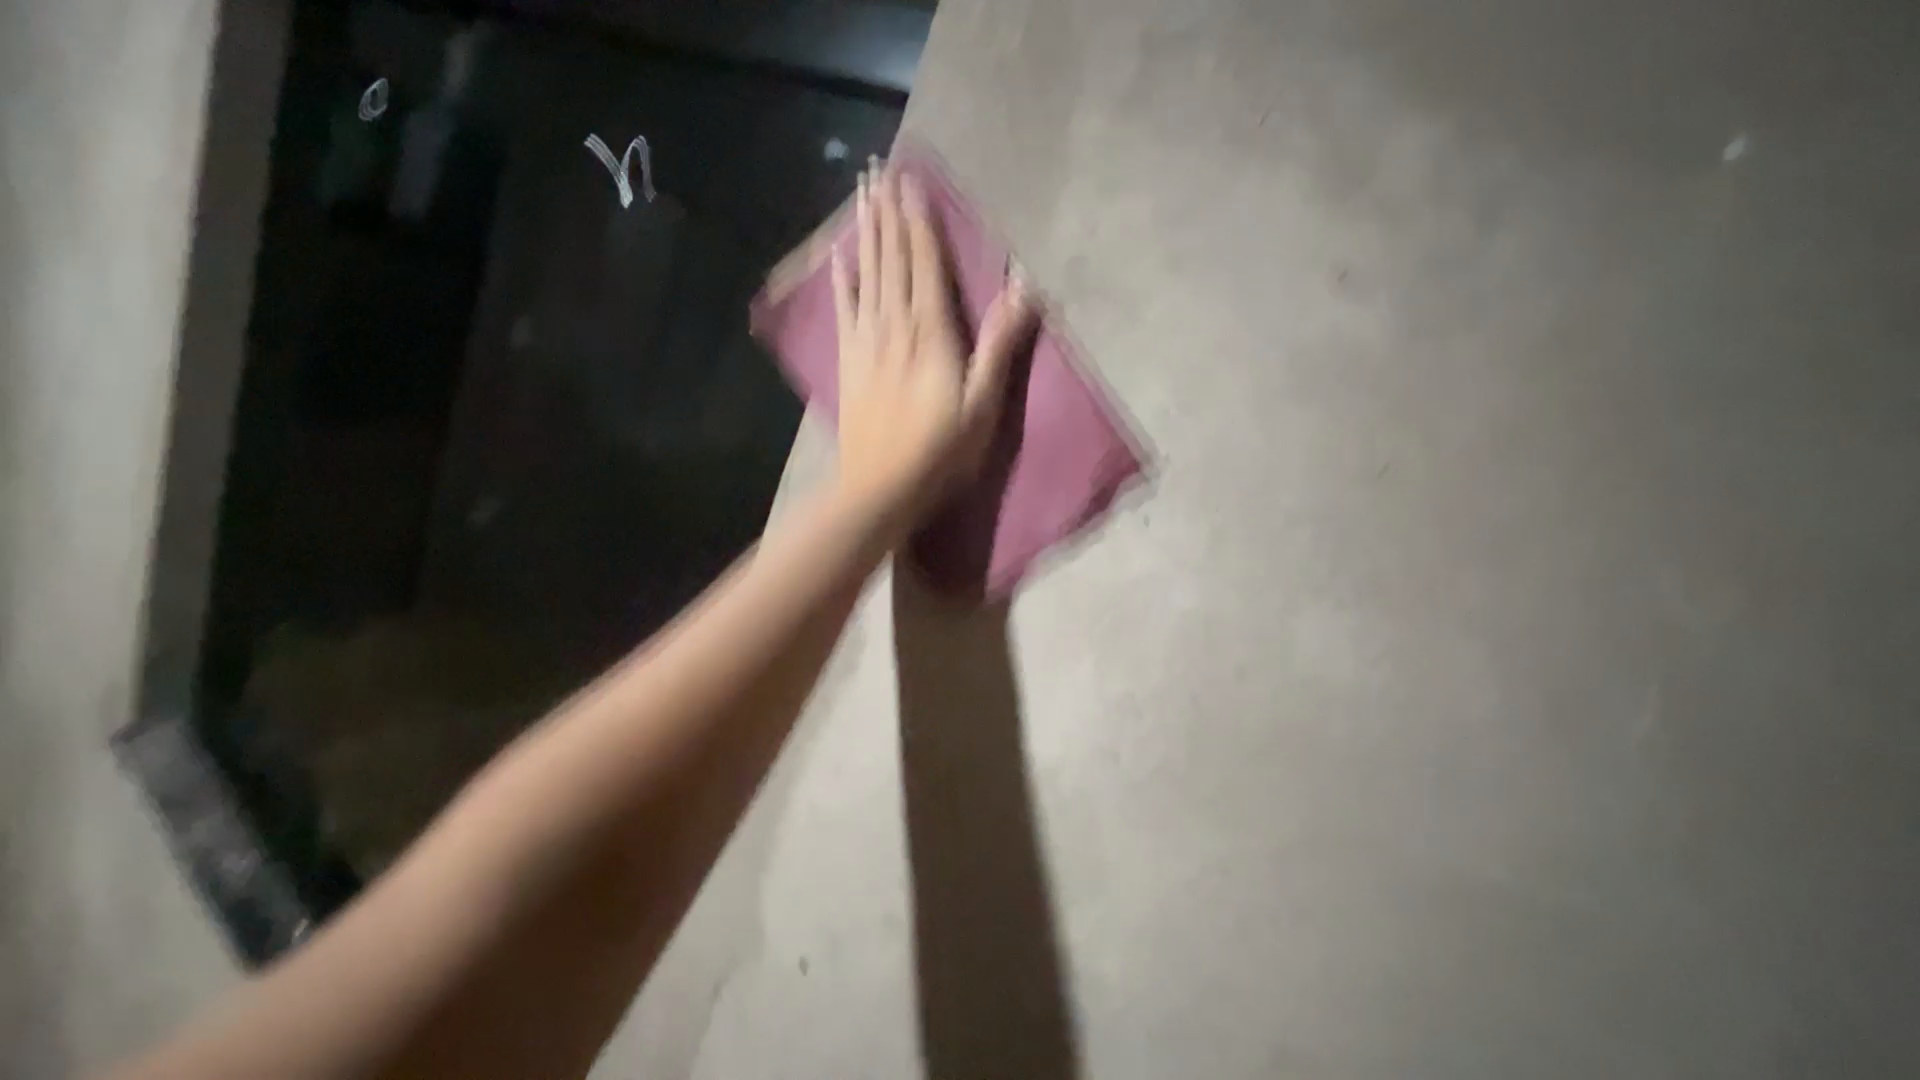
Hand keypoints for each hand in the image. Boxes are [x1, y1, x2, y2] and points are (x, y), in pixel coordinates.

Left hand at [832, 158, 1037, 522]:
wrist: (879, 489)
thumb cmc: (940, 451)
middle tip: (879, 167)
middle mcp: (895, 324)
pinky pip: (844, 309)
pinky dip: (842, 279)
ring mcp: (866, 341)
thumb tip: (1024, 285)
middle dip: (886, 212)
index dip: (919, 220)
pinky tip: (839, 256)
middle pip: (891, 258)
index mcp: (931, 331)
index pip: (926, 263)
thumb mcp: (983, 403)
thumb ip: (1000, 343)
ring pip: (866, 274)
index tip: (912, 180)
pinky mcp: (849, 361)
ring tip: (860, 193)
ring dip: (865, 232)